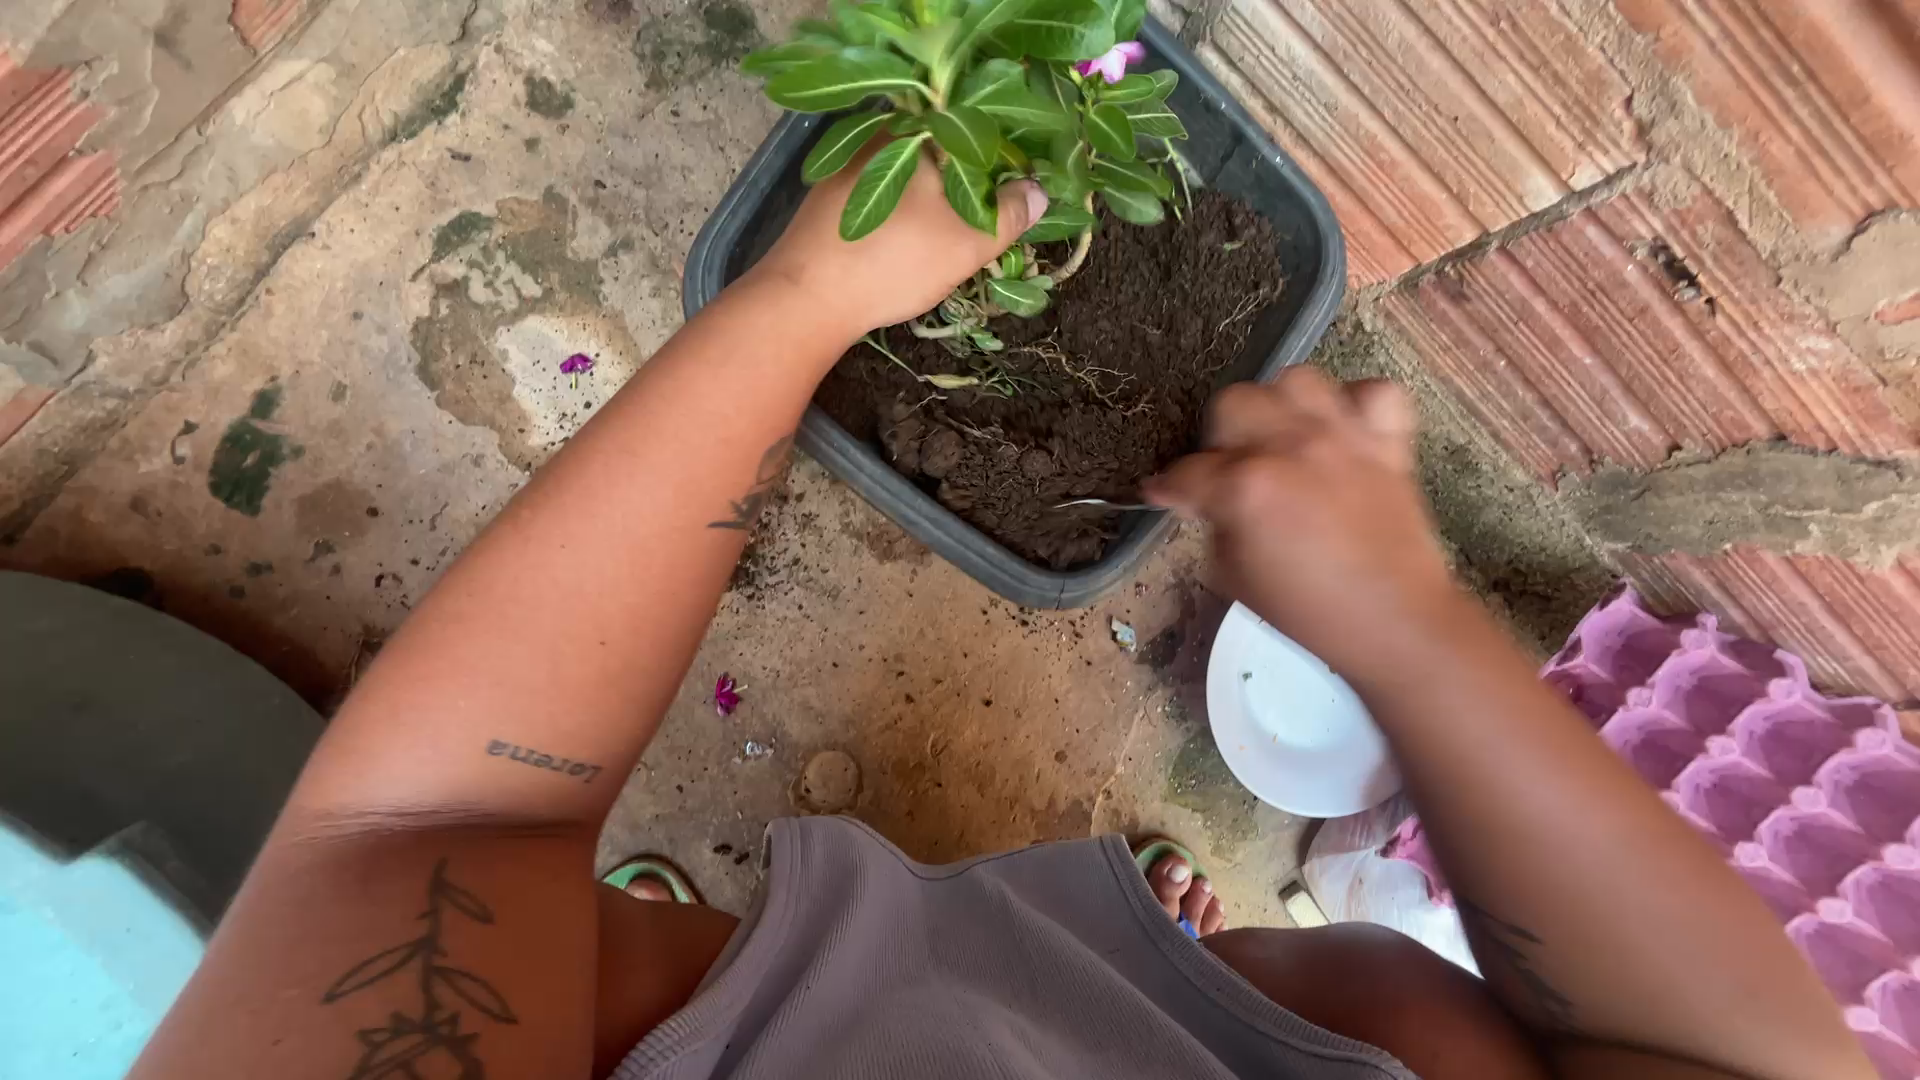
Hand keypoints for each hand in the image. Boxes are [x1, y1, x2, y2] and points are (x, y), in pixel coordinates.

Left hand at [743, 140, 1047, 339]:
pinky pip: (885, 194)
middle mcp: (879, 133)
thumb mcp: (966, 243)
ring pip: (912, 175)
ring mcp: (850, 163)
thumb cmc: (893, 262)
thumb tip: (1040, 191)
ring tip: (954, 241)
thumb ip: (1008, 215)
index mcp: (916, 130)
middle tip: (988, 226)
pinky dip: (907, 214)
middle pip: (943, 152)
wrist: (807, 298)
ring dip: (938, 203)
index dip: (1004, 164)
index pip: (976, 130)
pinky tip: (911, 246)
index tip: (1018, 197)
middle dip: (970, 187)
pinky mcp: (831, 196)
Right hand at [1143, 368, 1464, 679]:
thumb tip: (1208, 500)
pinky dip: (1353, 405)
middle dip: (1219, 437)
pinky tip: (1340, 433)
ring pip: (1296, 381)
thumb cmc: (1306, 608)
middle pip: (1233, 403)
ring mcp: (1344, 438)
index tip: (1161, 495)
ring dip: (1279, 408)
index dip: (1167, 488)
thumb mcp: (1231, 573)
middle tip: (1228, 470)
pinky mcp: (1388, 442)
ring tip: (1281, 440)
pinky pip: (1372, 392)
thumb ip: (1214, 522)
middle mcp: (1291, 447)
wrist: (1392, 620)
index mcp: (1246, 488)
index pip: (1185, 472)